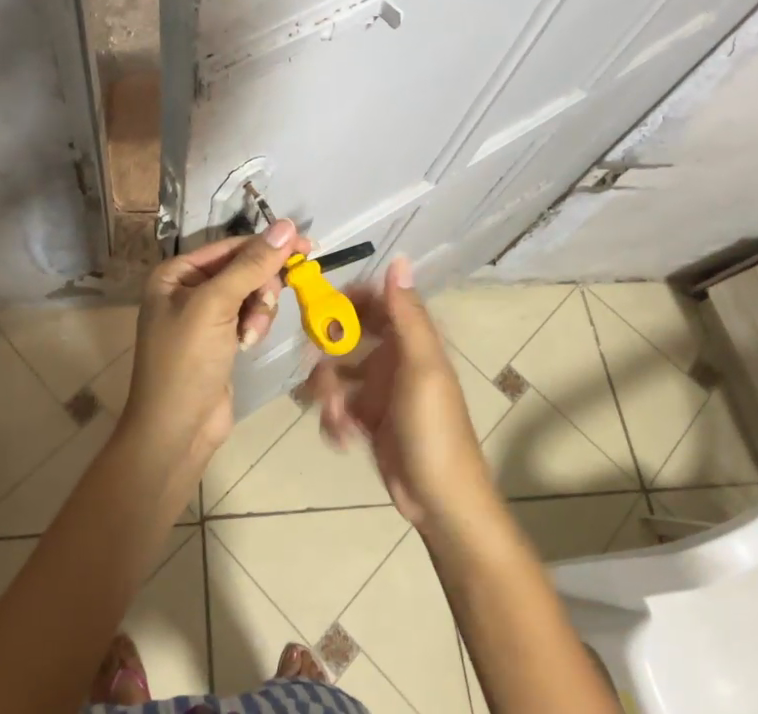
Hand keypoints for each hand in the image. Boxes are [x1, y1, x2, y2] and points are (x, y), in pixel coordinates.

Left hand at [122, 220, 310, 461]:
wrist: (177, 429)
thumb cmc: (186, 361)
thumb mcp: (215, 306)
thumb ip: (251, 266)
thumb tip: (286, 225)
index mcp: (176, 273)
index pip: (230, 246)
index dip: (267, 245)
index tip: (306, 246)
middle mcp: (187, 289)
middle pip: (243, 268)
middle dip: (260, 286)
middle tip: (267, 304)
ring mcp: (204, 317)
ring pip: (251, 293)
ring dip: (259, 310)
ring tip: (251, 334)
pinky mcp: (221, 339)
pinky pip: (249, 317)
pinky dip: (255, 326)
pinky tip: (248, 345)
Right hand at [306, 256, 490, 527]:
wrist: (439, 499)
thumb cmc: (434, 429)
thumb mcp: (421, 367)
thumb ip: (407, 314)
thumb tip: (398, 259)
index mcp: (413, 342)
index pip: (377, 302)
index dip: (348, 299)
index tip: (318, 308)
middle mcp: (395, 360)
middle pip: (349, 337)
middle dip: (327, 355)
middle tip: (317, 373)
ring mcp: (379, 391)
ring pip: (336, 374)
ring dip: (327, 394)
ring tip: (336, 418)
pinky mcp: (367, 421)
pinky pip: (337, 407)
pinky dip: (333, 420)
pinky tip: (342, 437)